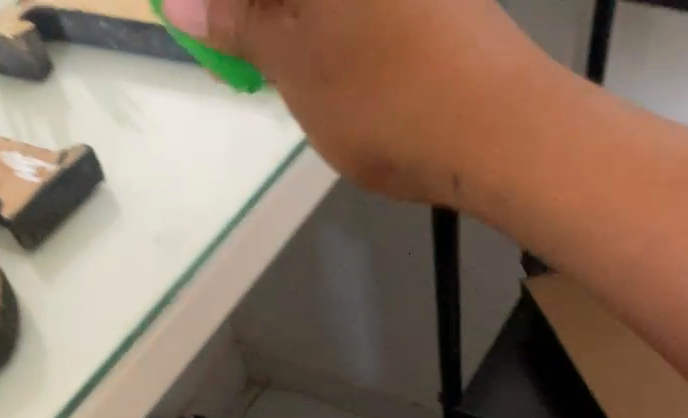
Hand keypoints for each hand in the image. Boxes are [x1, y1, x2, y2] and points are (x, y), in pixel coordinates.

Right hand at [160, 0, 555, 203]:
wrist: (509, 133)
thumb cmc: (390, 100)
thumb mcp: (298, 71)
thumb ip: (240, 26)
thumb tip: (178, 2)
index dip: (220, 8)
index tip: (202, 23)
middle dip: (259, 12)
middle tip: (239, 45)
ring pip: (331, 7)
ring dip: (295, 18)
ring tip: (285, 63)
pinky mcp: (441, 4)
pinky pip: (369, 12)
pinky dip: (339, 26)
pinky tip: (339, 66)